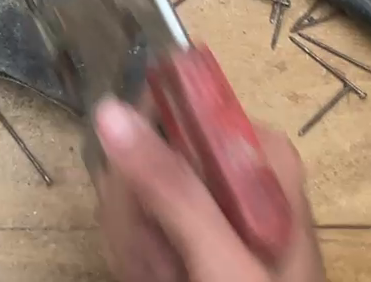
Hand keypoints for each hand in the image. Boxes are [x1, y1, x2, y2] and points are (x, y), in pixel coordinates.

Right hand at [95, 99, 324, 281]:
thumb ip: (171, 189)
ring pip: (130, 185)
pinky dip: (134, 256)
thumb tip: (109, 108)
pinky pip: (134, 216)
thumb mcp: (224, 269)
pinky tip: (152, 281)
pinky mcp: (190, 227)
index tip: (142, 209)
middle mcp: (235, 166)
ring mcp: (212, 197)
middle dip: (137, 215)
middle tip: (160, 270)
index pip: (173, 106)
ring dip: (133, 243)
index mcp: (261, 156)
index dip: (143, 150)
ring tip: (159, 281)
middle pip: (144, 148)